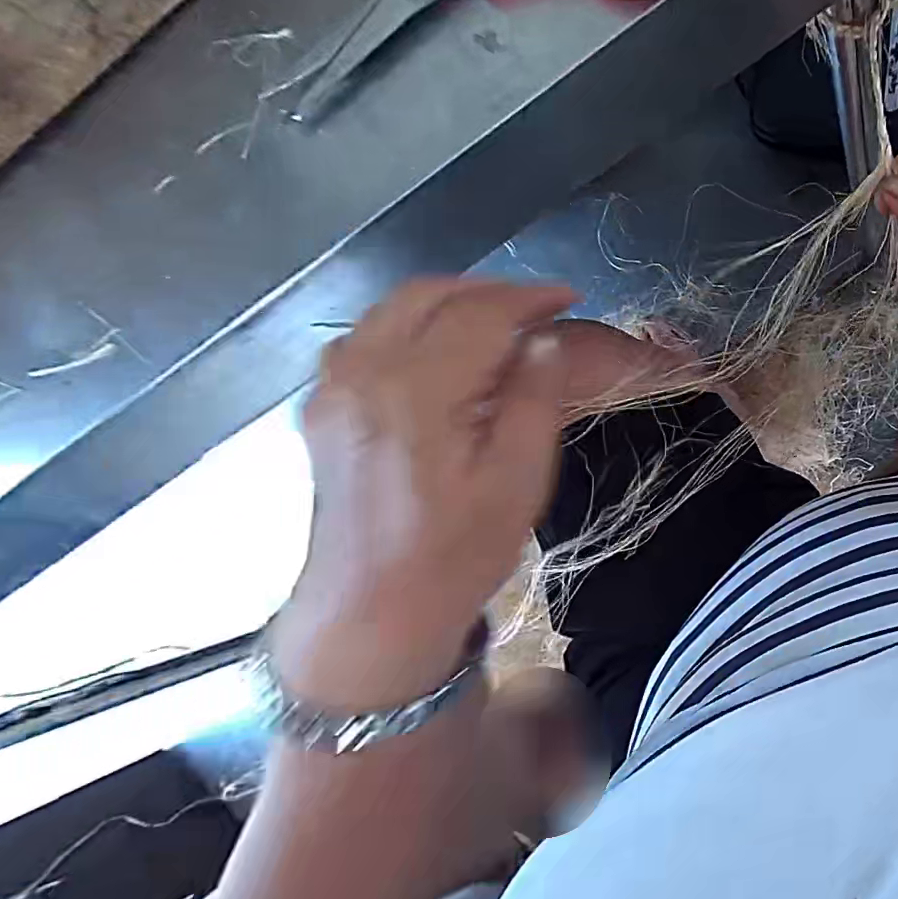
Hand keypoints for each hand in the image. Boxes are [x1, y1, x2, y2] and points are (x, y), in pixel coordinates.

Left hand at [274, 278, 574, 707]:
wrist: (373, 609)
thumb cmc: (459, 549)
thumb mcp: (518, 480)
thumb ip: (534, 400)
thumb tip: (546, 340)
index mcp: (417, 394)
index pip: (480, 315)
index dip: (531, 298)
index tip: (571, 297)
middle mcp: (364, 376)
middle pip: (430, 295)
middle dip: (493, 289)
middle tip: (543, 306)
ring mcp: (335, 389)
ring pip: (394, 307)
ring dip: (455, 299)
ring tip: (504, 318)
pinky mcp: (325, 406)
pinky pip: (369, 334)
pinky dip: (415, 321)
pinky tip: (445, 345)